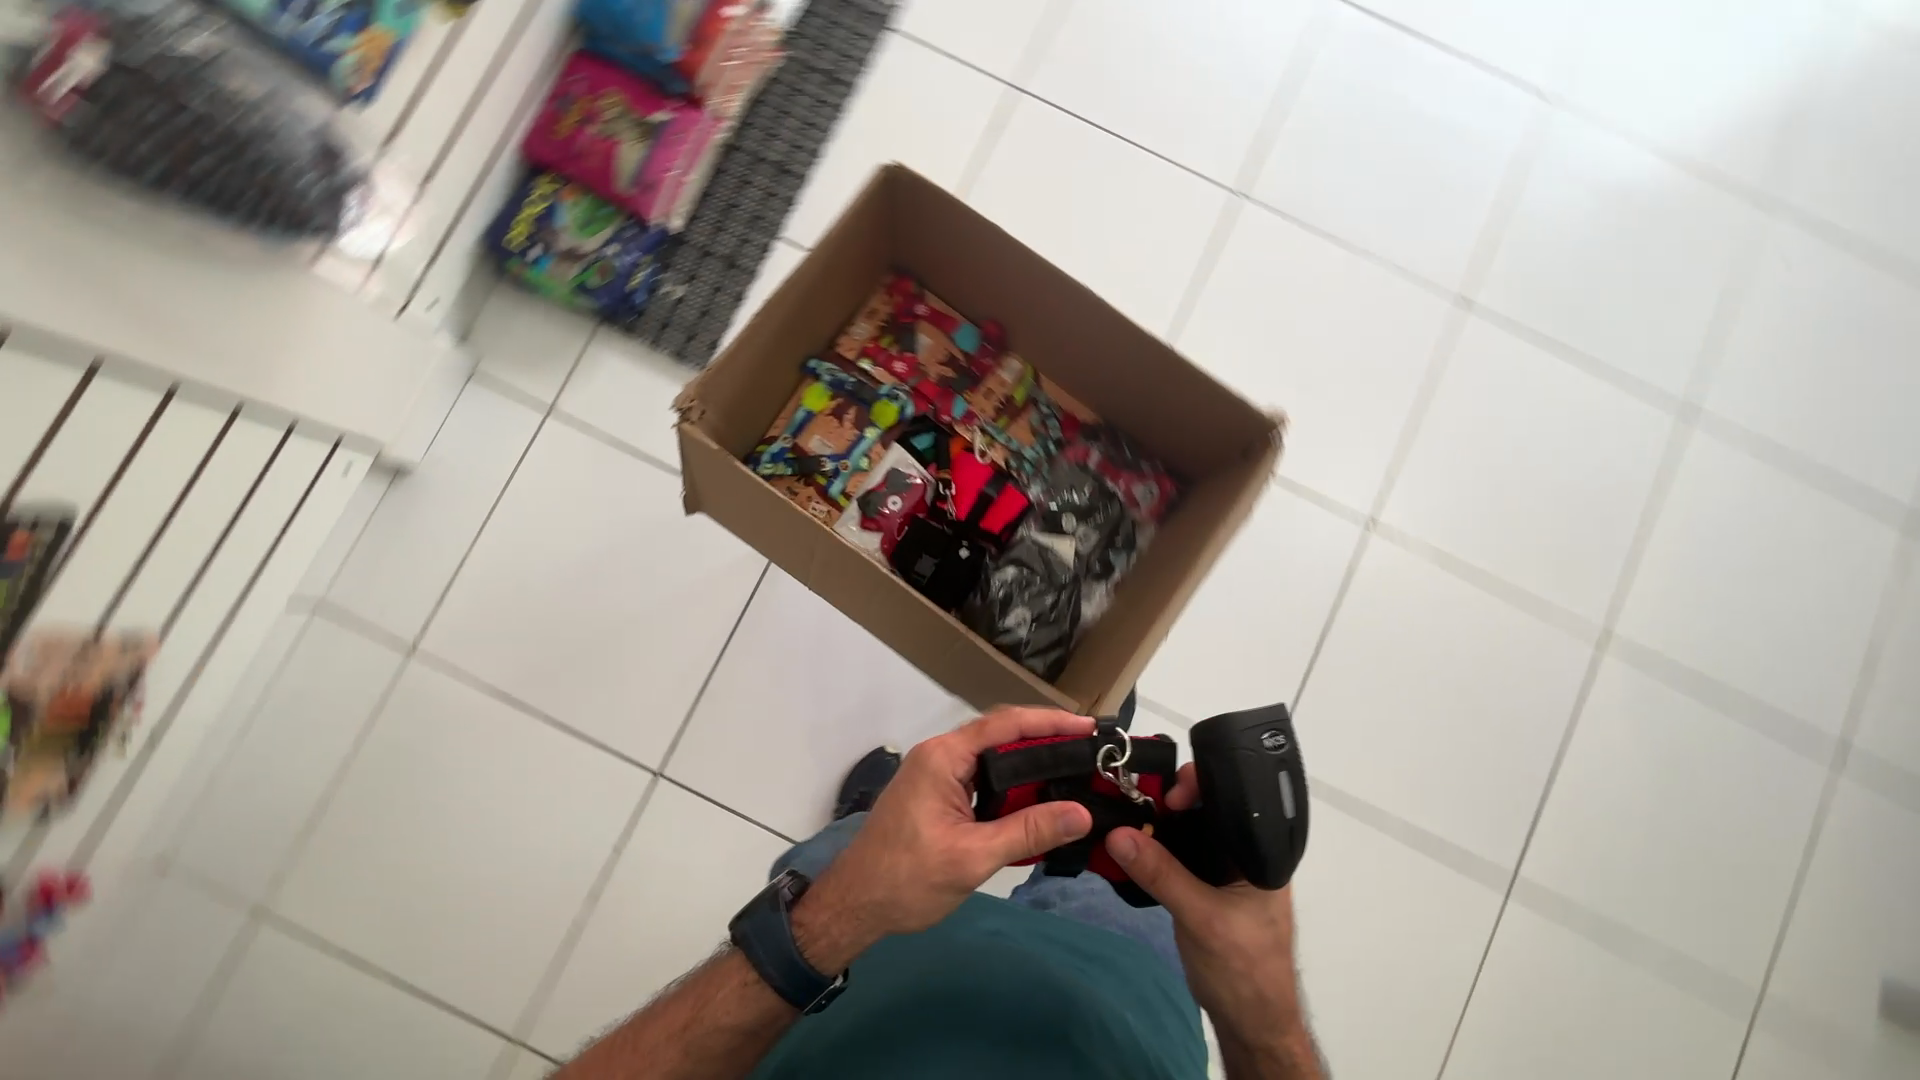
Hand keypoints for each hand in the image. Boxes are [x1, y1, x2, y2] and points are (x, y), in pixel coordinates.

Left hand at [792, 708, 1095, 971]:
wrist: (856, 905)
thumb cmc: (908, 879)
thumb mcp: (973, 857)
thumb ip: (1028, 832)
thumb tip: (1082, 813)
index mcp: (944, 757)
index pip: (1005, 724)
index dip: (1050, 722)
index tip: (1089, 728)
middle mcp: (940, 755)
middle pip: (1001, 736)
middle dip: (1045, 743)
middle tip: (1090, 755)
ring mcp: (937, 774)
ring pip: (993, 760)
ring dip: (1030, 768)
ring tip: (1074, 776)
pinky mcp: (938, 795)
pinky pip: (982, 780)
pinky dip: (1011, 789)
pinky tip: (1038, 804)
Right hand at [1106, 765, 1319, 1075]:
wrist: (1250, 1025)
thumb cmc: (1243, 970)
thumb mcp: (1201, 918)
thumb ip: (1161, 874)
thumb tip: (1116, 834)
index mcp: (1260, 851)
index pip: (1232, 798)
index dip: (1198, 785)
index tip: (1165, 794)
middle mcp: (1243, 853)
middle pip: (1205, 810)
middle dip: (1169, 800)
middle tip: (1133, 800)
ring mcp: (1223, 871)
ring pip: (1188, 831)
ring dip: (1158, 824)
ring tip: (1125, 816)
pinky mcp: (1204, 886)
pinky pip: (1178, 854)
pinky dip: (1155, 847)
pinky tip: (1130, 845)